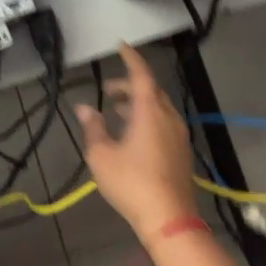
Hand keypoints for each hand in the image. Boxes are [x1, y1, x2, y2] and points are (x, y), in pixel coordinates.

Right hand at [75, 44, 200, 245]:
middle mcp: (168, 118)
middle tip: (108, 90)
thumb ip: (93, 128)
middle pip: (151, 90)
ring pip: (159, 108)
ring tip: (117, 111)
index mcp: (149, 112)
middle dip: (130, 85)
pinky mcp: (181, 152)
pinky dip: (147, 118)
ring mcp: (179, 136)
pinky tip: (133, 135)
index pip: (141, 74)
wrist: (169, 219)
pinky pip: (164, 123)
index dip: (131, 58)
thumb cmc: (131, 183)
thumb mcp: (101, 155)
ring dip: (138, 103)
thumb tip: (83, 108)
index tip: (121, 46)